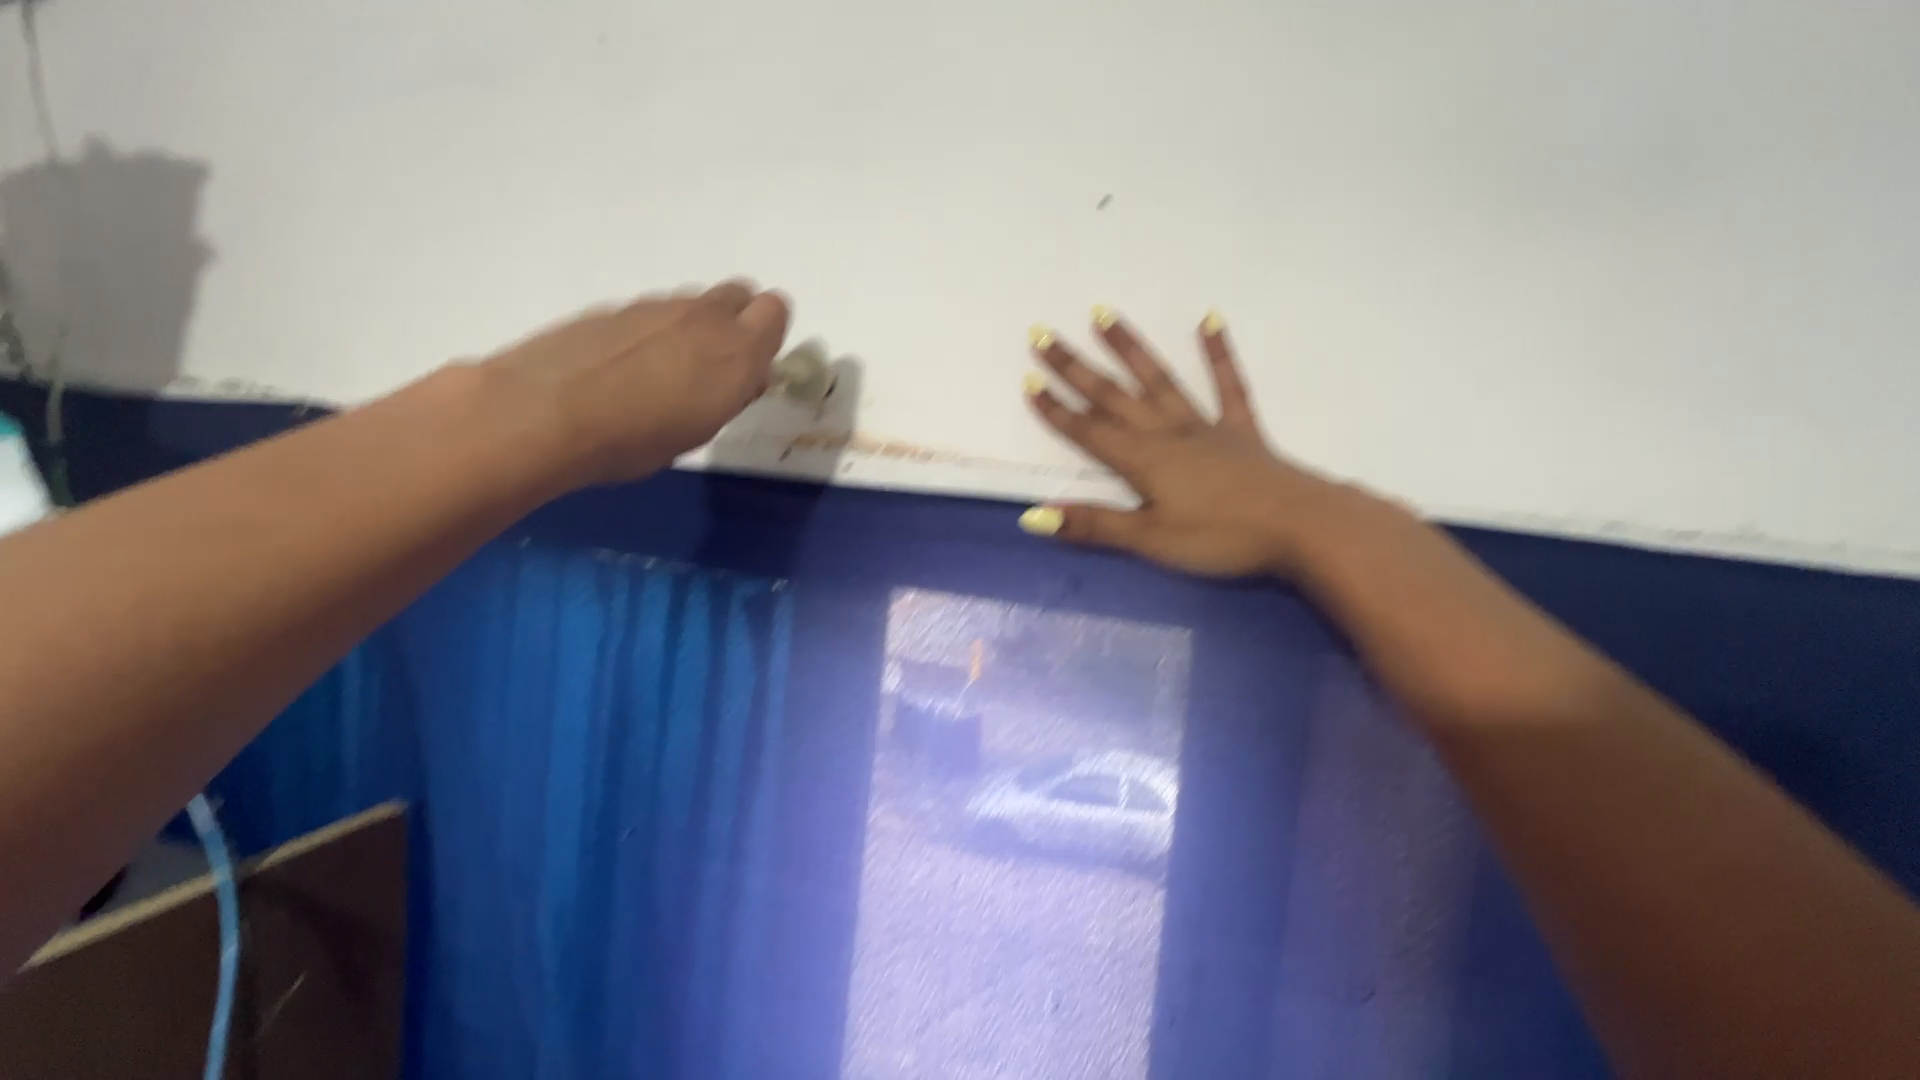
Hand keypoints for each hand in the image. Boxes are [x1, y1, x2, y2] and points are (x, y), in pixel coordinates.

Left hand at [481, 280, 789, 485]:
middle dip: (734, 323)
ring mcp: (654, 307)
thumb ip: (731, 392)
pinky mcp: (612, 308)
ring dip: (689, 330)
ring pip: (691, 305)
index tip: (750, 369)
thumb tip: (741, 377)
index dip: (767, 335)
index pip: (776, 310)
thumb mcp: (703, 429)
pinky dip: (647, 335)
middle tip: (712, 367)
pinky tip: (620, 373)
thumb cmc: (637, 439)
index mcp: (737, 349)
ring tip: (660, 377)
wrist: (546, 413)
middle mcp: (702, 316)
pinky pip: (648, 315)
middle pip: (738, 295)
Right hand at [1022, 308, 1350, 578]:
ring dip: (1129, 349)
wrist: (1302, 528)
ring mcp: (1207, 427)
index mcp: (1144, 461)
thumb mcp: (1151, 541)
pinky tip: (1209, 320)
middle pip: (1114, 397)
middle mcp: (1168, 434)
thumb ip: (1095, 525)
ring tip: (1103, 314)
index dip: (1057, 410)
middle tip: (1045, 334)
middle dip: (1076, 369)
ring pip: (1159, 381)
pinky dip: (1218, 353)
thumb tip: (1033, 516)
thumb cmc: (1222, 538)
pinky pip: (1228, 385)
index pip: (1089, 431)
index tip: (1029, 380)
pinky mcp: (1242, 431)